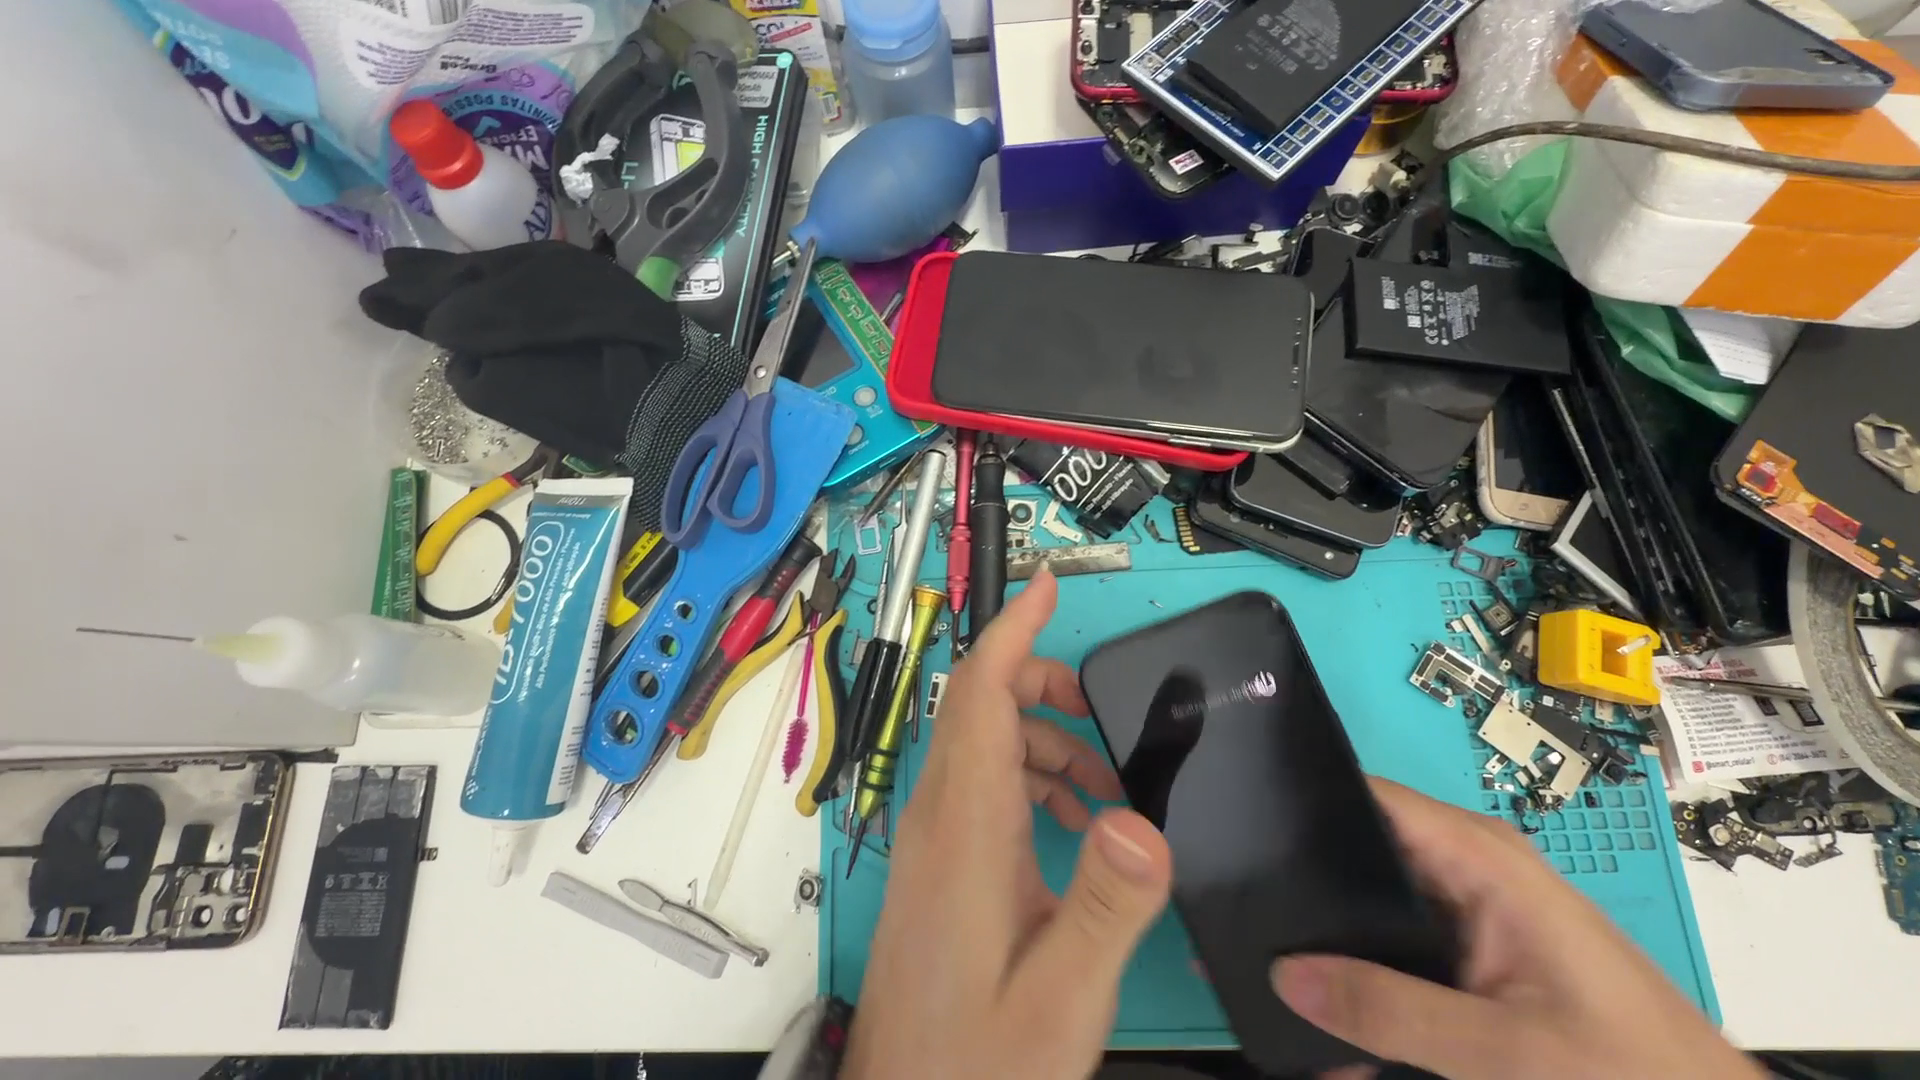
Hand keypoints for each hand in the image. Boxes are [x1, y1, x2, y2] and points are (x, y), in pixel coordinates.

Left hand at [841, 569, 1173, 1079]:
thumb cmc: (978, 1057)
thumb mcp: (1063, 989)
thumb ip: (1108, 903)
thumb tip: (1143, 820)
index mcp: (965, 826)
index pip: (982, 693)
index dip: (1013, 631)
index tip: (1045, 587)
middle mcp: (939, 817)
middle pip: (983, 707)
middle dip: (1046, 688)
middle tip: (1108, 717)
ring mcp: (934, 839)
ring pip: (987, 747)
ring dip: (1048, 745)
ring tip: (1107, 790)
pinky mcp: (940, 865)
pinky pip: (984, 790)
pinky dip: (1033, 784)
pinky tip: (1075, 830)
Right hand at [1273, 779, 1762, 1079]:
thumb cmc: (1627, 1073)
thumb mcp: (1505, 1052)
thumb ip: (1388, 1010)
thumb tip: (1280, 974)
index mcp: (1478, 857)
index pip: (1367, 797)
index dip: (1299, 800)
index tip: (1233, 822)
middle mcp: (1465, 869)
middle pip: (1356, 848)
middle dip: (1294, 877)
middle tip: (1223, 897)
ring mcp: (1465, 912)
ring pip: (1365, 903)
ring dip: (1318, 933)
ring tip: (1244, 948)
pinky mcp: (1466, 955)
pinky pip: (1389, 947)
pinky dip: (1353, 975)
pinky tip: (1308, 1007)